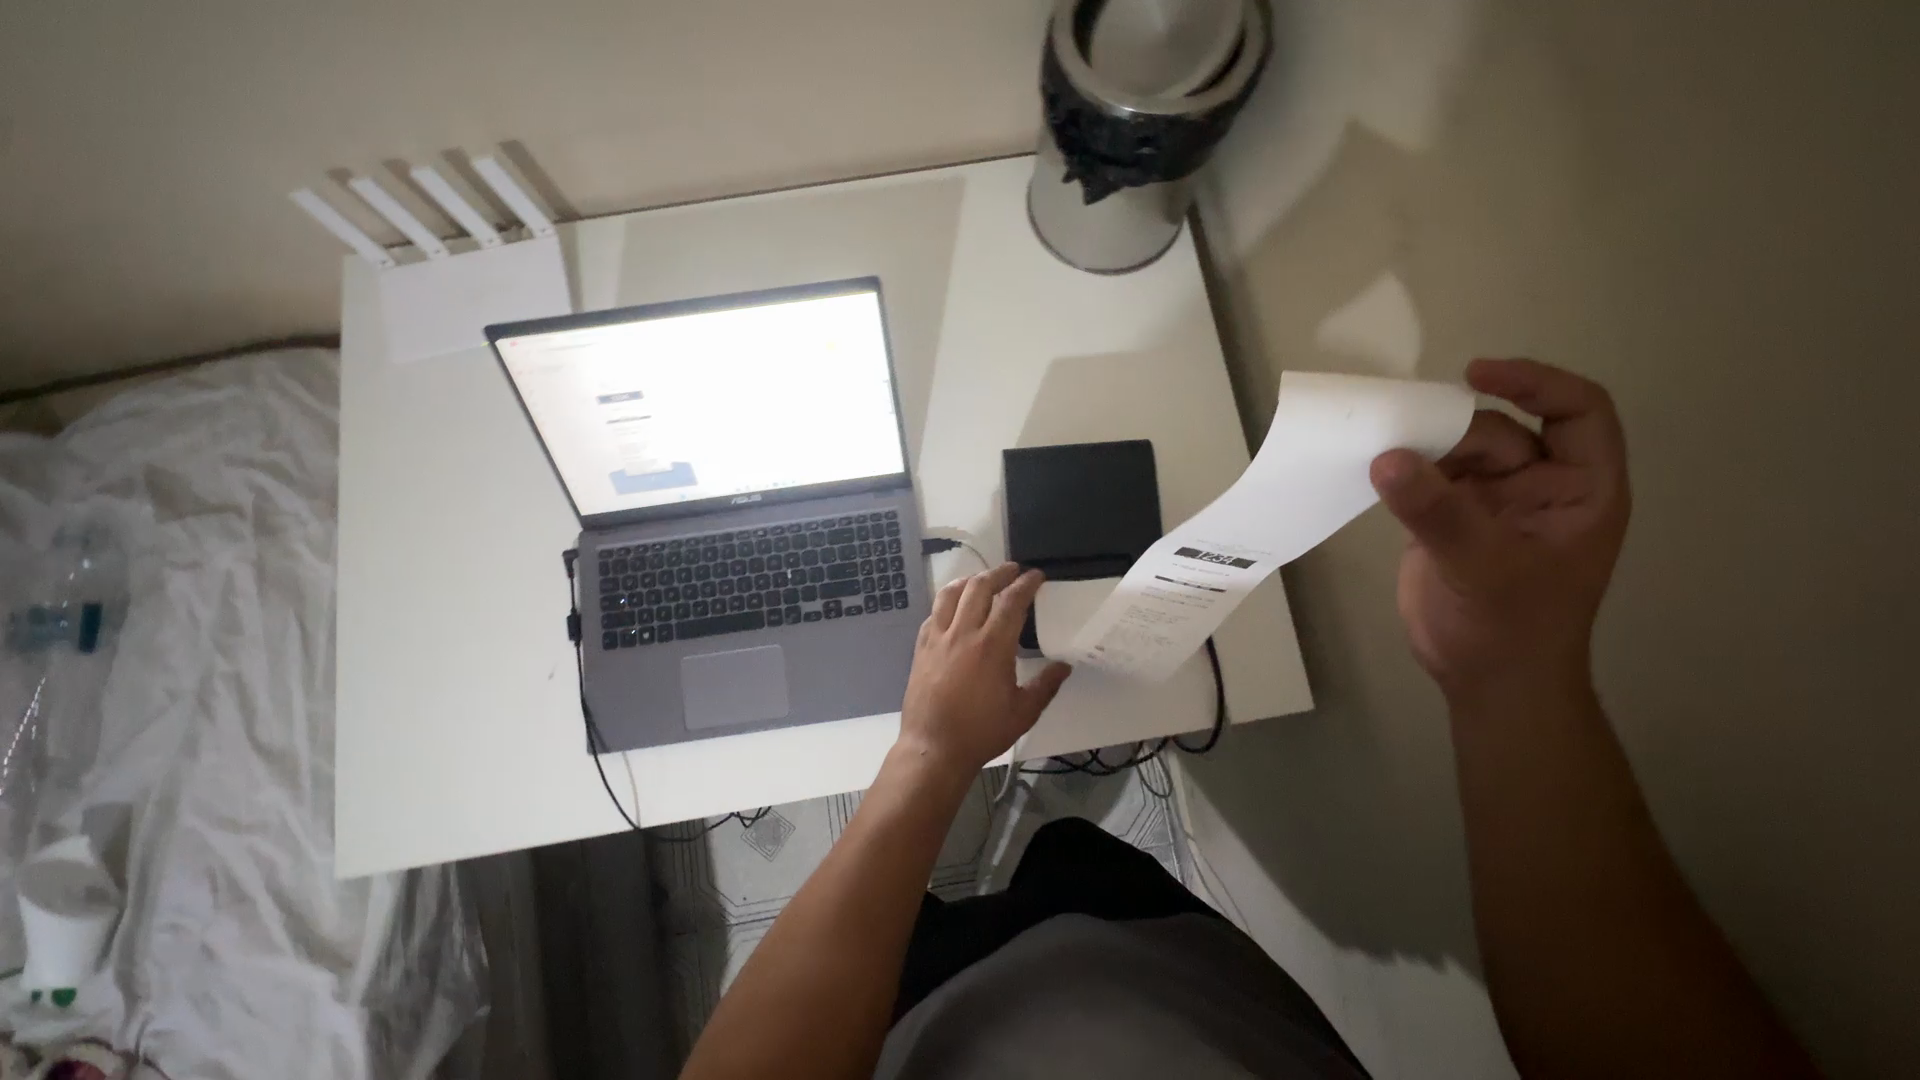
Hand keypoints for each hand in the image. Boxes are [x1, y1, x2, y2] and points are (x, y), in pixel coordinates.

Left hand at [897, 563, 1072, 771]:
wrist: (933, 748)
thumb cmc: (981, 732)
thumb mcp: (1023, 713)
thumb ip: (1046, 685)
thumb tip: (1064, 666)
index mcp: (992, 646)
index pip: (1012, 601)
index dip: (1026, 584)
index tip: (1036, 576)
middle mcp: (963, 633)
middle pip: (980, 587)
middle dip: (999, 573)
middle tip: (1013, 570)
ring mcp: (938, 638)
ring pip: (951, 593)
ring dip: (970, 580)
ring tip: (982, 579)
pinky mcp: (921, 648)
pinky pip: (933, 613)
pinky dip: (946, 602)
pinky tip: (953, 607)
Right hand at [1370, 359, 1630, 703]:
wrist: (1486, 682)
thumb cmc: (1512, 629)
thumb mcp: (1484, 567)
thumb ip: (1437, 512)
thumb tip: (1386, 458)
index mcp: (1579, 490)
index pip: (1577, 412)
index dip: (1535, 383)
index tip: (1476, 374)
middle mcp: (1538, 487)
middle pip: (1500, 430)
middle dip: (1454, 427)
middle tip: (1399, 428)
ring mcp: (1490, 504)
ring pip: (1456, 452)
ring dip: (1420, 447)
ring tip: (1377, 446)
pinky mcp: (1447, 521)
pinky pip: (1424, 479)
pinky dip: (1400, 471)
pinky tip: (1371, 467)